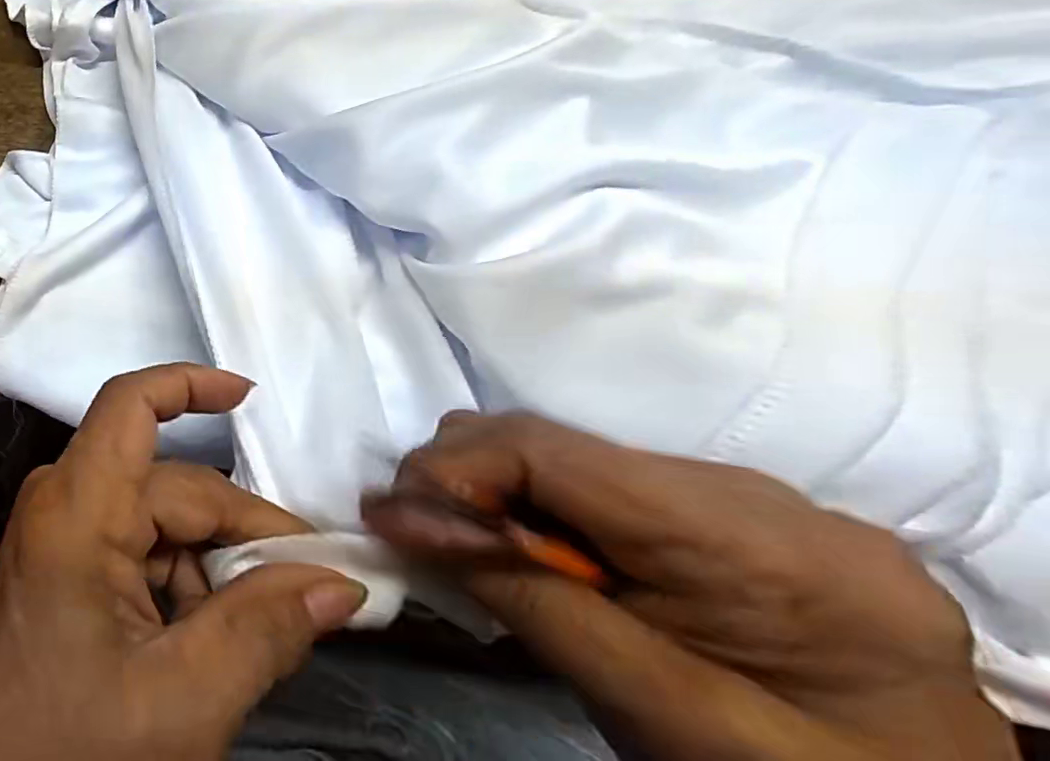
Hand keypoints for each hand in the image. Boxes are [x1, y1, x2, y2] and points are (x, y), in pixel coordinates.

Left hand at [0, 364, 366, 760]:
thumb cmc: (69, 749)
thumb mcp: (179, 701)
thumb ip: (263, 633)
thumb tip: (338, 586)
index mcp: (78, 510)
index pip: (130, 406)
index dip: (188, 383)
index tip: (249, 396)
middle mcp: (66, 504)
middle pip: (174, 484)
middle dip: (242, 532)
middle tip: (312, 589)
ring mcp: (62, 536)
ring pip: (163, 522)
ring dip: (216, 569)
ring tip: (258, 632)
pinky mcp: (66, 568)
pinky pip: (141, 552)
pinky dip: (184, 585)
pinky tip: (207, 641)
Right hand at [364, 412, 1018, 760]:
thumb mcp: (658, 713)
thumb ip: (529, 600)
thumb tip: (398, 515)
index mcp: (765, 546)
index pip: (558, 452)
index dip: (454, 469)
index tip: (390, 516)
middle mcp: (753, 492)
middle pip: (552, 441)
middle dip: (464, 482)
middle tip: (424, 546)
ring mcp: (742, 494)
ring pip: (564, 453)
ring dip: (497, 497)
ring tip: (482, 559)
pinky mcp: (724, 509)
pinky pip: (596, 481)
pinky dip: (539, 510)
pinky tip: (540, 560)